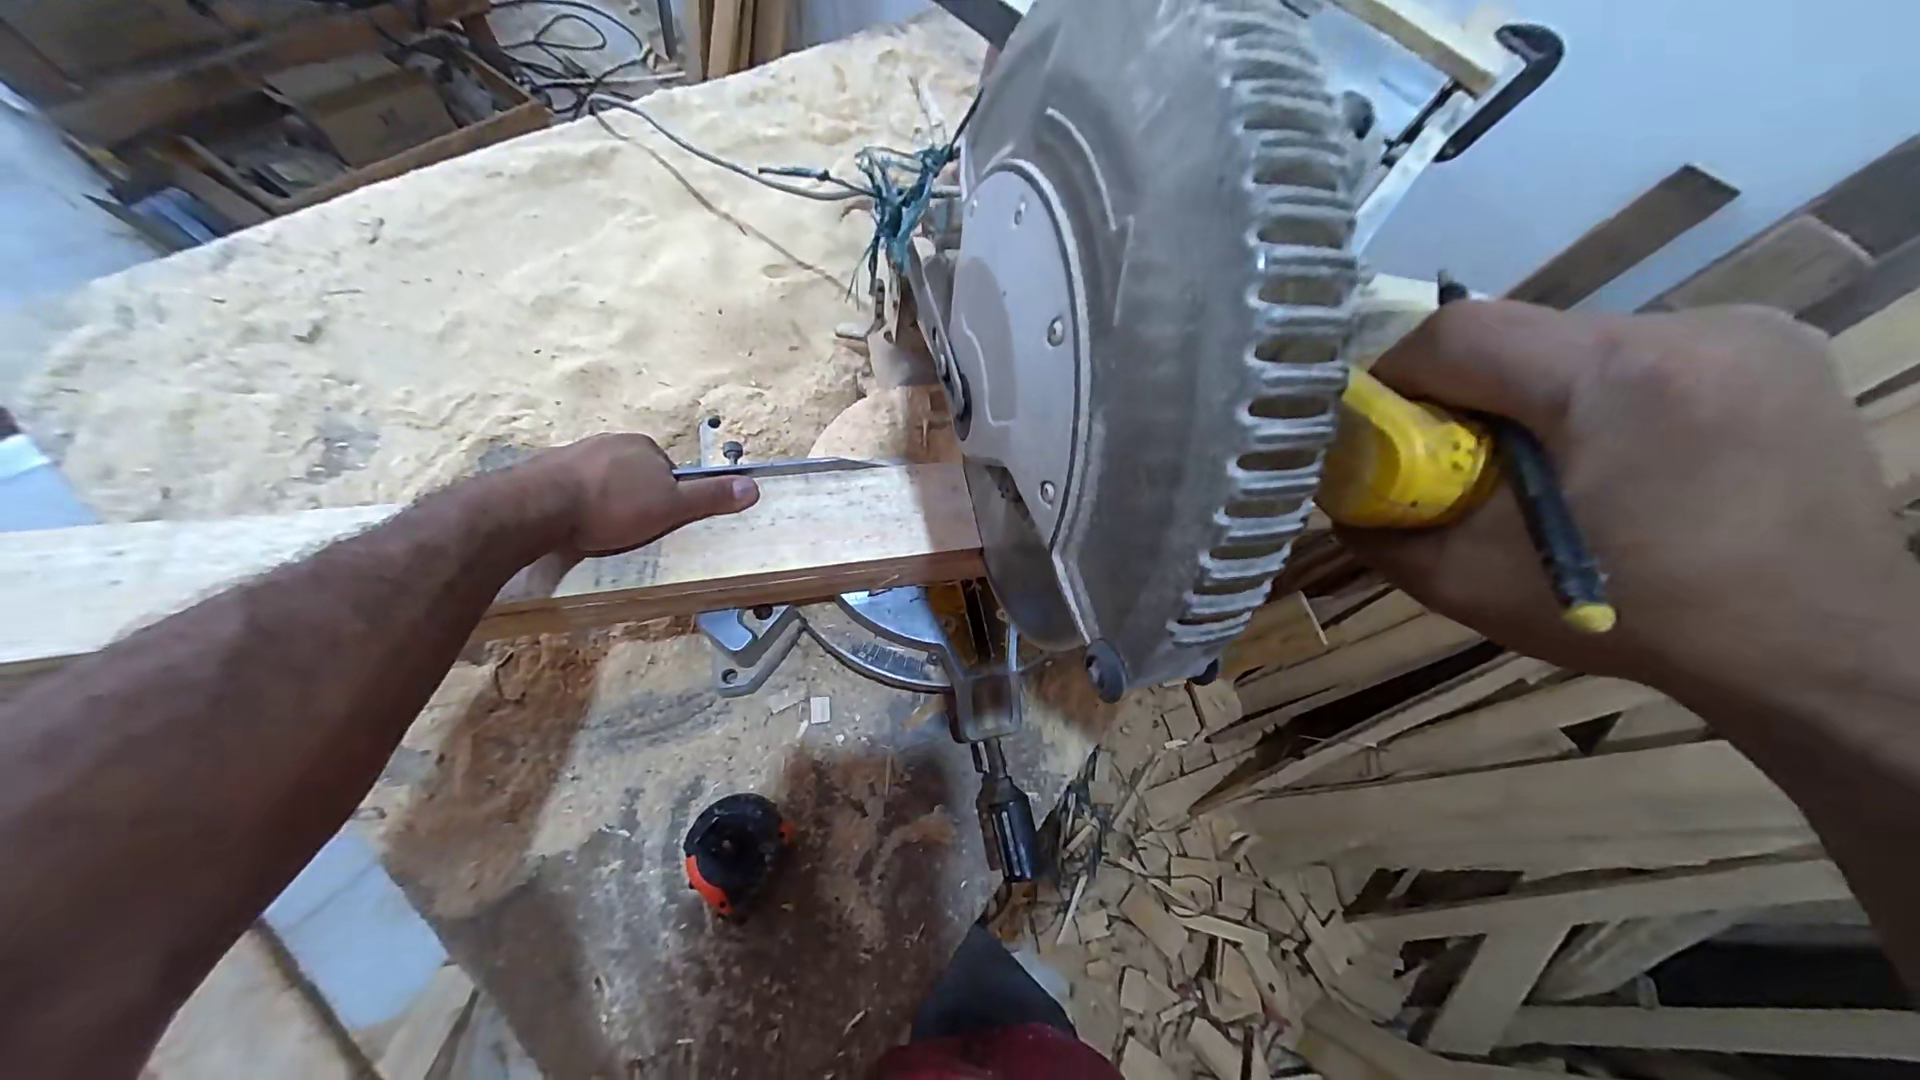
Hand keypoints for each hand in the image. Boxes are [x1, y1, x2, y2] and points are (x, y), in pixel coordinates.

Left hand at [524, 433, 759, 554]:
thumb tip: (753, 488)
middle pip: (635, 474)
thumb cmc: (613, 506)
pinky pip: (573, 486)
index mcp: (643, 446)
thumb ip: (710, 497)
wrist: (538, 506)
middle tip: (631, 527)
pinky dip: (578, 502)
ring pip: (603, 480)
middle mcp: (610, 441)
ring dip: (605, 500)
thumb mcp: (672, 506)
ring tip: (600, 528)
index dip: (668, 498)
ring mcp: (575, 453)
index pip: (668, 471)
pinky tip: (574, 522)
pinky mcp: (545, 469)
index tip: (659, 519)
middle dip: (636, 497)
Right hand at [1338, 301, 1919, 697]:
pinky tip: (1593, 450)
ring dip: (1518, 393)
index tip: (1379, 428)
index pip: (1457, 333)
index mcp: (1612, 379)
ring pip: (1567, 340)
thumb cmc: (1630, 617)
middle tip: (1442, 456)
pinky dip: (1581, 393)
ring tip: (1521, 462)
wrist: (1818, 649)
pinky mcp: (1771, 348)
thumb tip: (1340, 494)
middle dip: (1456, 390)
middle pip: (1513, 332)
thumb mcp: (1463, 584)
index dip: (1395, 374)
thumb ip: (1379, 531)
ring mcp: (1744, 331)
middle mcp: (1688, 330)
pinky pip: (1629, 352)